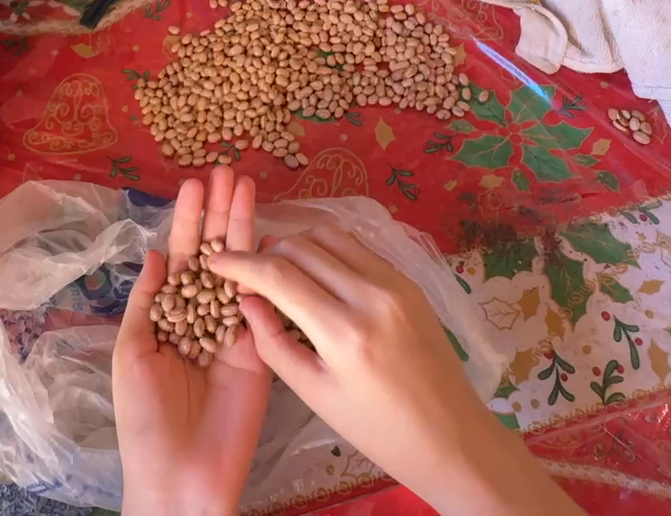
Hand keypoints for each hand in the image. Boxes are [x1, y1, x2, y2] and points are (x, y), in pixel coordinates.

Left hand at [114, 166, 270, 514]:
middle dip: (221, 211)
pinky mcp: (260, 348)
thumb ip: (147, 300)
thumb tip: (158, 252)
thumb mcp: (132, 353)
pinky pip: (264, 304)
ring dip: (244, 226)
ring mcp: (234, 327)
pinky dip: (268, 269)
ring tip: (247, 185)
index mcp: (169, 313)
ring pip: (241, 267)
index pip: (183, 254)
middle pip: (215, 251)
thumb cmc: (145, 417)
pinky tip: (271, 235)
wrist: (181, 476)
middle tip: (228, 170)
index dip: (189, 219)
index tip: (196, 182)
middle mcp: (203, 312)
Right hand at [208, 226, 582, 515]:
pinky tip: (317, 271)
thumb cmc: (379, 430)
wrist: (454, 436)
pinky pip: (356, 246)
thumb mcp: (316, 396)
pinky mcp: (407, 278)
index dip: (241, 262)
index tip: (216, 260)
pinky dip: (327, 249)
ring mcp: (394, 280)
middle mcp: (370, 294)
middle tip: (249, 272)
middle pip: (301, 246)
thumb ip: (273, 344)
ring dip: (296, 244)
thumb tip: (245, 299)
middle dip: (266, 253)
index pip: (279, 274)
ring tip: (281, 268)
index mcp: (345, 332)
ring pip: (328, 235)